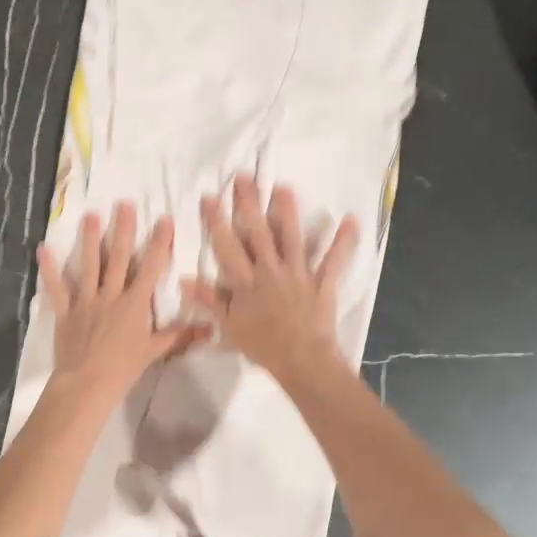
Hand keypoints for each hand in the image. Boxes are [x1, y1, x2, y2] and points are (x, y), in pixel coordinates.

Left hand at [37, 203, 206, 403]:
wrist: (87, 383)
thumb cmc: (124, 368)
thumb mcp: (155, 351)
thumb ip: (180, 335)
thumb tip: (211, 328)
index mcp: (135, 304)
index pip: (150, 268)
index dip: (159, 243)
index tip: (164, 219)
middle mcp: (111, 295)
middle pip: (118, 258)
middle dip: (123, 230)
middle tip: (124, 203)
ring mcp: (86, 301)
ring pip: (89, 265)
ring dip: (89, 239)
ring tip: (91, 215)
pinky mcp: (66, 311)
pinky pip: (56, 287)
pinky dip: (49, 269)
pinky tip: (43, 249)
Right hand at [183, 176, 360, 384]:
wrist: (301, 359)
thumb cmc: (262, 346)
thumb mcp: (229, 326)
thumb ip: (210, 301)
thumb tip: (185, 281)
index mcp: (246, 282)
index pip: (227, 246)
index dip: (217, 221)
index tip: (210, 198)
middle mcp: (270, 270)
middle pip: (258, 233)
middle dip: (249, 204)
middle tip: (244, 178)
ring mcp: (298, 274)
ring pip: (292, 238)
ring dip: (288, 212)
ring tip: (284, 187)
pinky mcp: (322, 282)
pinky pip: (334, 259)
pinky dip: (344, 241)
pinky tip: (350, 221)